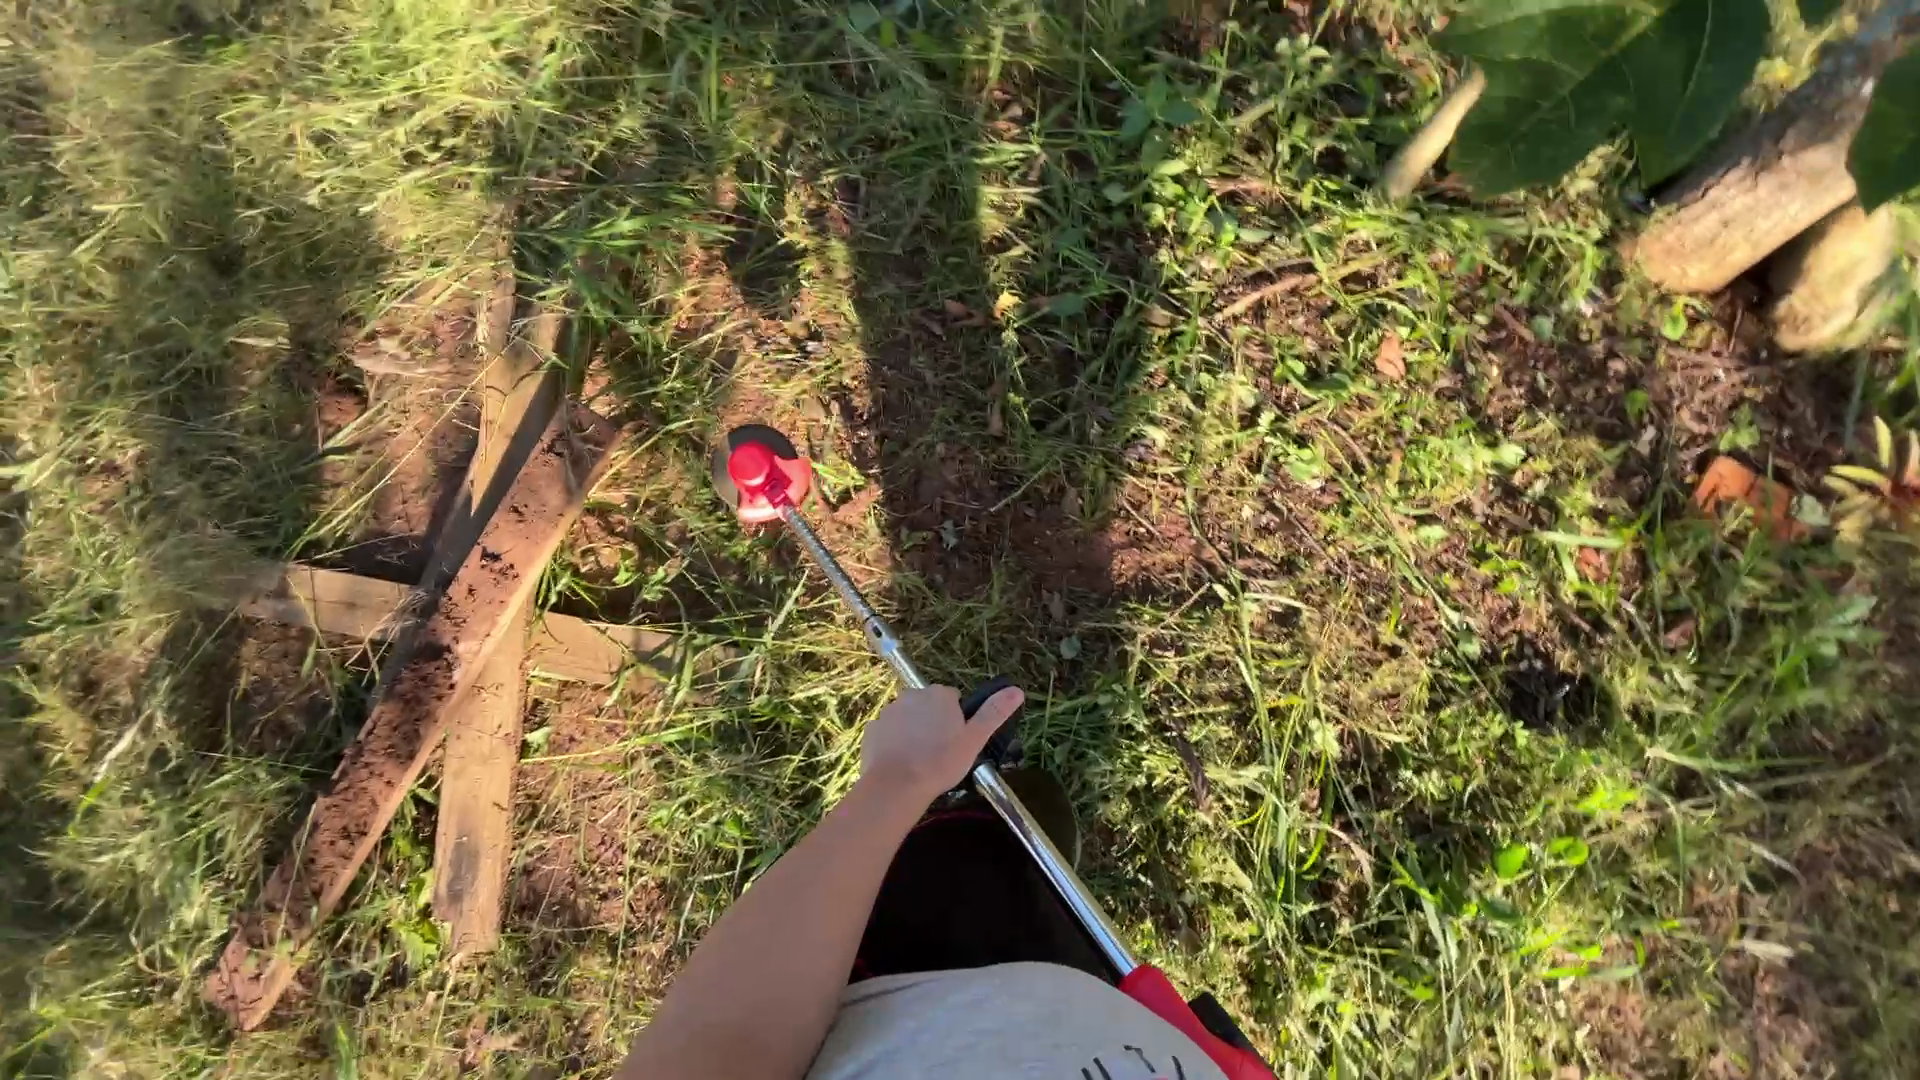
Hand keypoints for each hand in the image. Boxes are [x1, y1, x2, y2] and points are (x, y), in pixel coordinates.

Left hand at [859, 684, 1024, 803]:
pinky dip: (894, 744)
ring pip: (908, 719)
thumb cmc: (940, 762)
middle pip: (928, 707)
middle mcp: (911, 695)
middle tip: (940, 753)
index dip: (956, 721)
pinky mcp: (872, 729)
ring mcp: (889, 711)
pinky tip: (900, 764)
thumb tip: (1017, 690)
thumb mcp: (974, 740)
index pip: (952, 699)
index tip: (956, 742)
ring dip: (914, 733)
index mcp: (938, 694)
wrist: (896, 785)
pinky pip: (888, 733)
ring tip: (920, 762)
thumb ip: (993, 713)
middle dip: (934, 724)